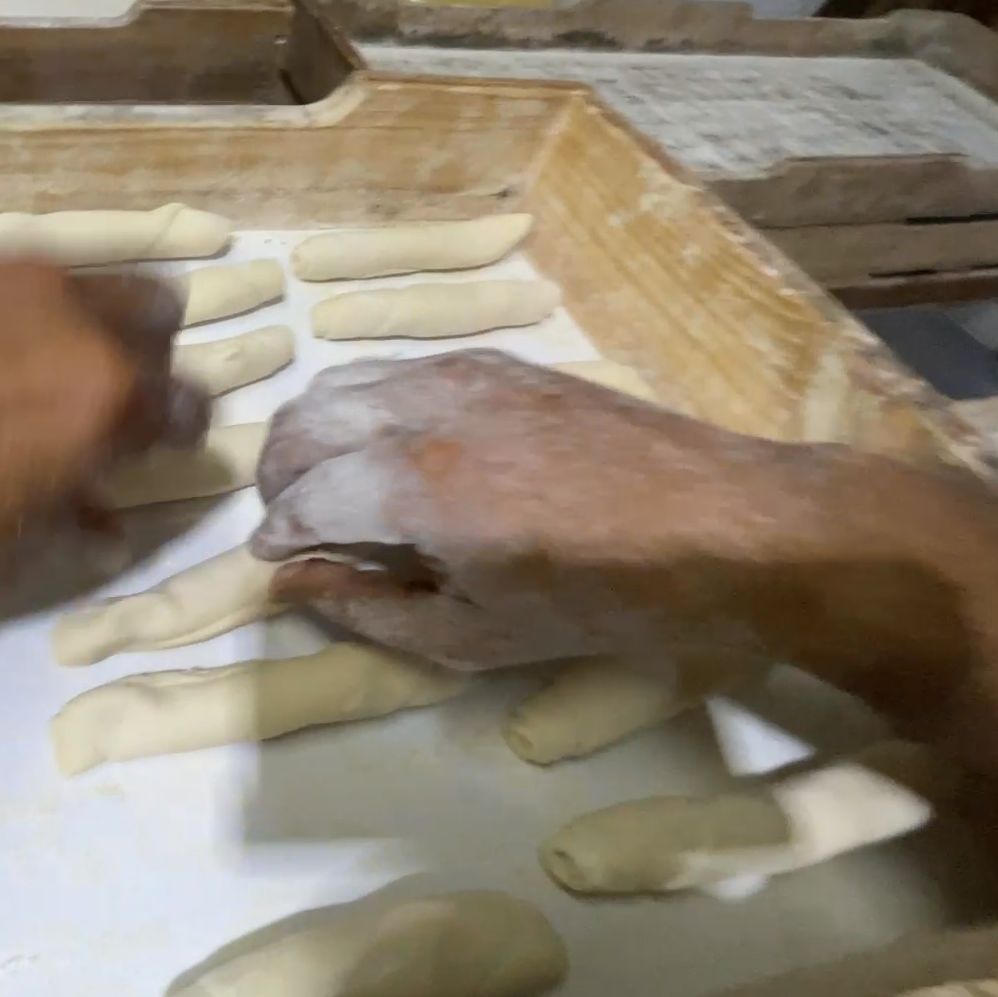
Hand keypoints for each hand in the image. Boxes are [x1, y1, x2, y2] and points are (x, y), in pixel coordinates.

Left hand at [0, 253, 204, 624]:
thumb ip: (66, 523)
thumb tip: (102, 518)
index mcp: (97, 392)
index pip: (184, 402)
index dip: (180, 432)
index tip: (161, 451)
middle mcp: (54, 311)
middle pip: (147, 311)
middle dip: (142, 360)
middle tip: (103, 408)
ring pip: (66, 286)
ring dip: (69, 332)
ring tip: (19, 385)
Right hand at [249, 350, 935, 680]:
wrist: (726, 526)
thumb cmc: (595, 600)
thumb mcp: (469, 635)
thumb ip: (362, 608)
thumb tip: (287, 581)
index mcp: (417, 490)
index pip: (301, 499)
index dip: (275, 533)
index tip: (271, 556)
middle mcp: (420, 414)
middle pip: (298, 426)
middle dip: (274, 477)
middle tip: (288, 519)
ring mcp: (452, 375)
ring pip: (332, 386)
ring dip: (305, 436)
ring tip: (320, 479)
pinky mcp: (484, 361)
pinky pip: (382, 372)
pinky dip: (353, 409)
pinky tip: (376, 447)